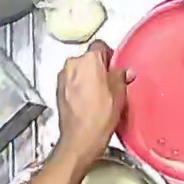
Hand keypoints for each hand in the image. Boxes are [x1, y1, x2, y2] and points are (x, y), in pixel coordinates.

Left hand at [53, 41, 128, 162]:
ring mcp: (62, 77)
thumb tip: (125, 71)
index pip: (100, 45)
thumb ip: (121, 76)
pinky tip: (88, 100)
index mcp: (89, 60)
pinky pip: (72, 81)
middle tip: (110, 81)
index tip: (116, 67)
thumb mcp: (119, 93)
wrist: (80, 138)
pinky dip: (79, 86)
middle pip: (88, 57)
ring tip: (99, 93)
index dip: (109, 55)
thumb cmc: (101, 115)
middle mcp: (72, 64)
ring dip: (88, 76)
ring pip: (79, 69)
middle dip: (98, 66)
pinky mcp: (57, 90)